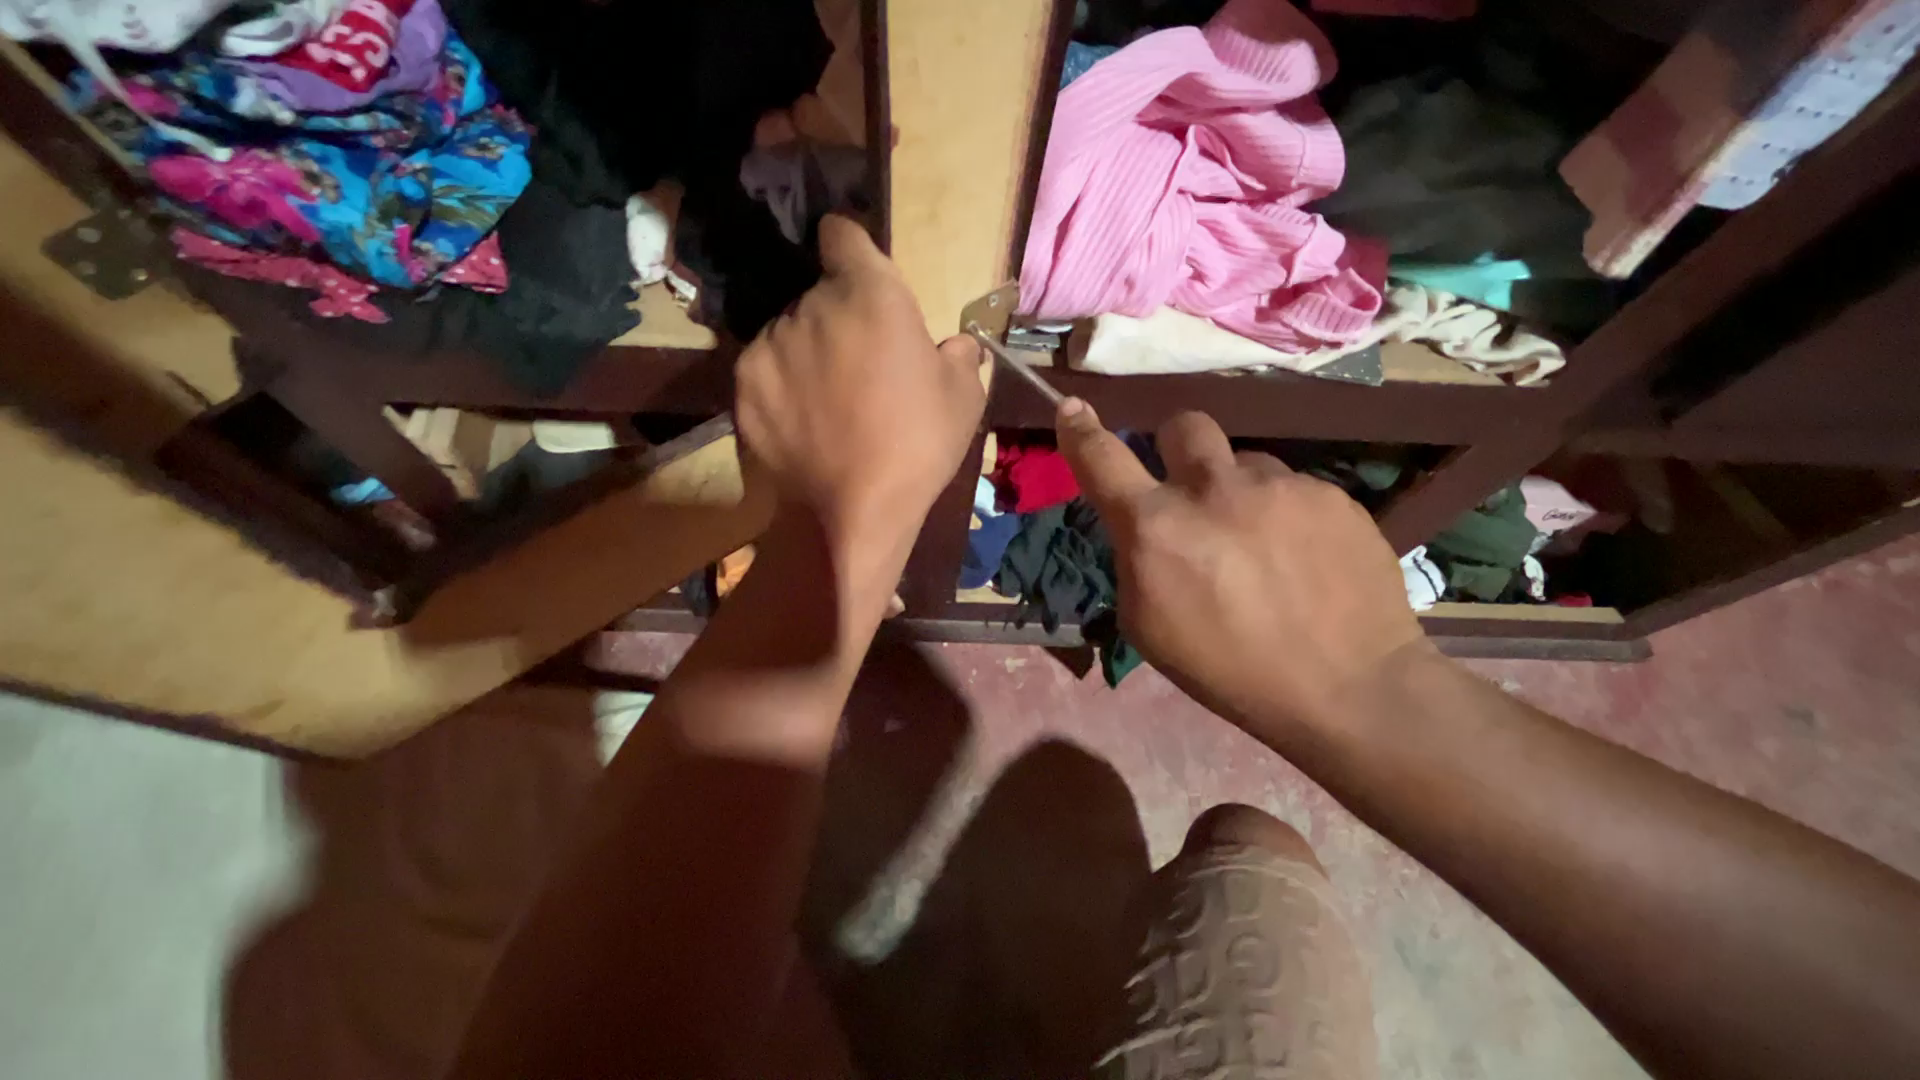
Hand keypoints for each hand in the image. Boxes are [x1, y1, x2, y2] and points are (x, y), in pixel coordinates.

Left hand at [734, 215, 986, 553]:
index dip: (849, 249)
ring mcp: (770, 344)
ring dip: (807, 351)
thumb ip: (958, 355)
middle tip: (859, 366)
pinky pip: (765, 369)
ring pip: (789, 332)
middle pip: (819, 294)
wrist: (860, 511)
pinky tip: (804, 421)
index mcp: (871, 293)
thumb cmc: (921, 445)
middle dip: (837, 318)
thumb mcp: (964, 397)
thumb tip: (954, 348)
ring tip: (829, 402)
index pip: (841, 234)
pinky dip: (781, 385)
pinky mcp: (743, 385)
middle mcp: (812, 304)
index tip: (856, 272)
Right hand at [1056, 400, 1426, 728]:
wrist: (1348, 687)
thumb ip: (1136, 561)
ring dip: (1239, 491)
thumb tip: (1143, 529)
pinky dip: (1287, 514)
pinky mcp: (1331, 494)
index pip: (1102, 458)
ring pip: (1245, 462)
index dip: (1080, 431)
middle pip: (1183, 425)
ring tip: (1265, 545)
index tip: (1073, 410)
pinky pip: (1294, 488)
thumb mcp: (1148, 627)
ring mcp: (1279, 485)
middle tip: (1193, 491)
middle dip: (1177, 449)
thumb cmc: (1229, 671)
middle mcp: (1213, 489)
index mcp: (1157, 528)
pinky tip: (1305, 558)